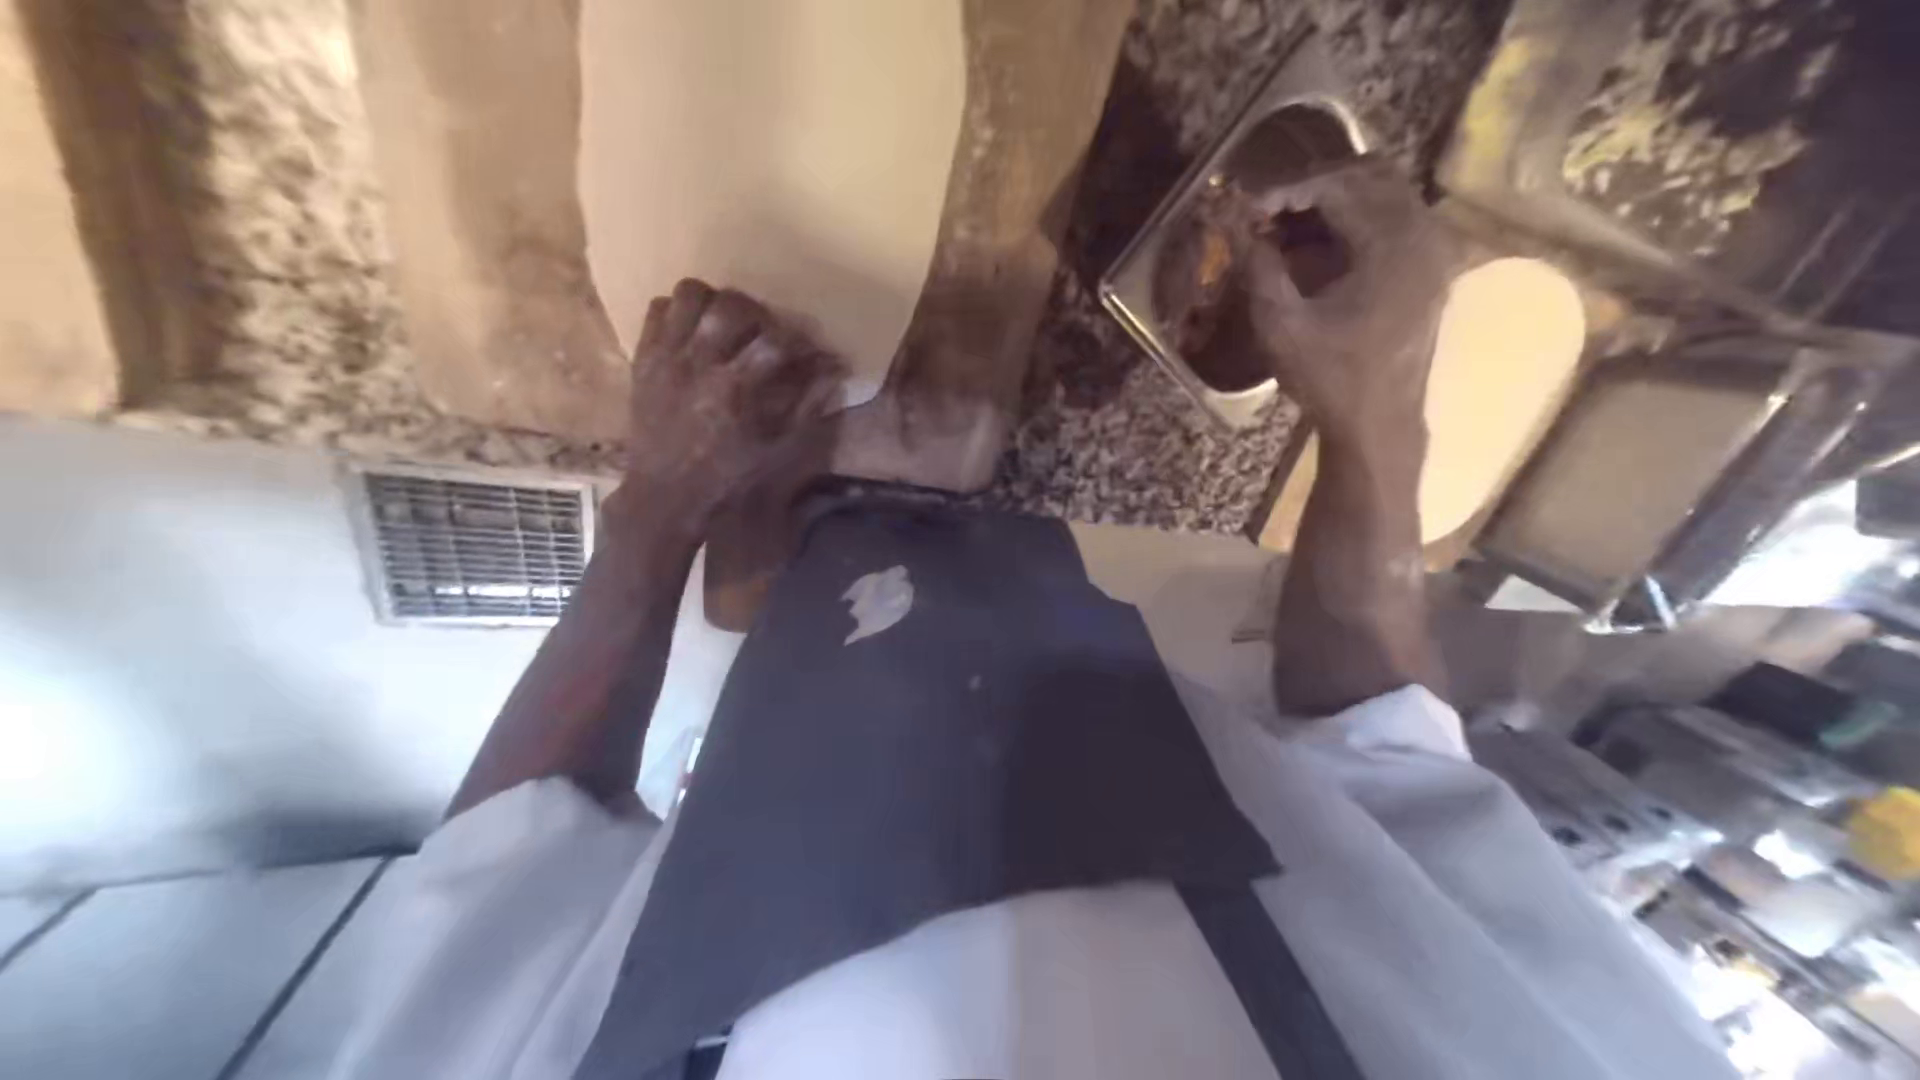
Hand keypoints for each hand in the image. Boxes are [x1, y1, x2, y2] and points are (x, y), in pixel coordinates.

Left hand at [621, 279, 843, 525]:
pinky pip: (658, 309)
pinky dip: (680, 312)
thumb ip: (807, 406)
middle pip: (733, 307)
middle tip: (770, 335)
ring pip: (690, 295)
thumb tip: (833, 370)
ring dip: (717, 303)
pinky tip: (697, 333)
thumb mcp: (778, 451)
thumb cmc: (727, 479)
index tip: (813, 353)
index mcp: (735, 390)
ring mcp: (666, 357)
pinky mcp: (643, 359)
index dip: (802, 343)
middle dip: (761, 315)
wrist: (666, 497)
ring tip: (730, 325)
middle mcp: (699, 363)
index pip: (777, 342)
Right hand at [1244, 157, 1455, 448]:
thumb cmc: (1329, 378)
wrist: (1378, 422)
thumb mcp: (1281, 327)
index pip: (1339, 187)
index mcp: (1392, 244)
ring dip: (1333, 201)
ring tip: (1286, 225)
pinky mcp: (1427, 268)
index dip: (1288, 190)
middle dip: (1312, 187)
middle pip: (1369, 177)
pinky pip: (1392, 220)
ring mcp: (1431, 250)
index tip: (1247, 207)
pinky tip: (1317, 245)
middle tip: (1268, 211)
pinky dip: (1353, 221)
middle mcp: (1423, 234)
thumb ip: (1259, 271)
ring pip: (1384, 194)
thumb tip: (1239, 230)